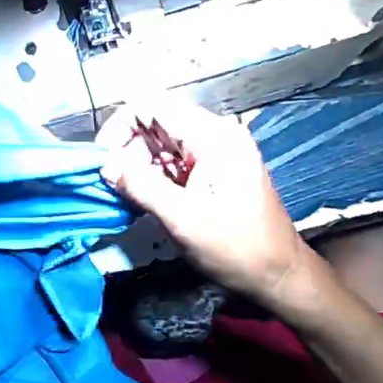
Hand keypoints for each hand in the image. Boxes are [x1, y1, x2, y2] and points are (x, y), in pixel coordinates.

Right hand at [98, 100, 322, 312]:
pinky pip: (172, 162)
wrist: (278, 275)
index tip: (103, 160)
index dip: (120, 127)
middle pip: (155, 123)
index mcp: (213, 137)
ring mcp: (214, 153)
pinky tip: (143, 200)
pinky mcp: (211, 172)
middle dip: (126, 149)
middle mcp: (214, 135)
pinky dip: (152, 177)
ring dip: (137, 165)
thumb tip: (105, 165)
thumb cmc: (236, 247)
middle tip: (112, 184)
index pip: (153, 107)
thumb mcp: (183, 218)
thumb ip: (142, 186)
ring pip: (160, 144)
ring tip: (126, 196)